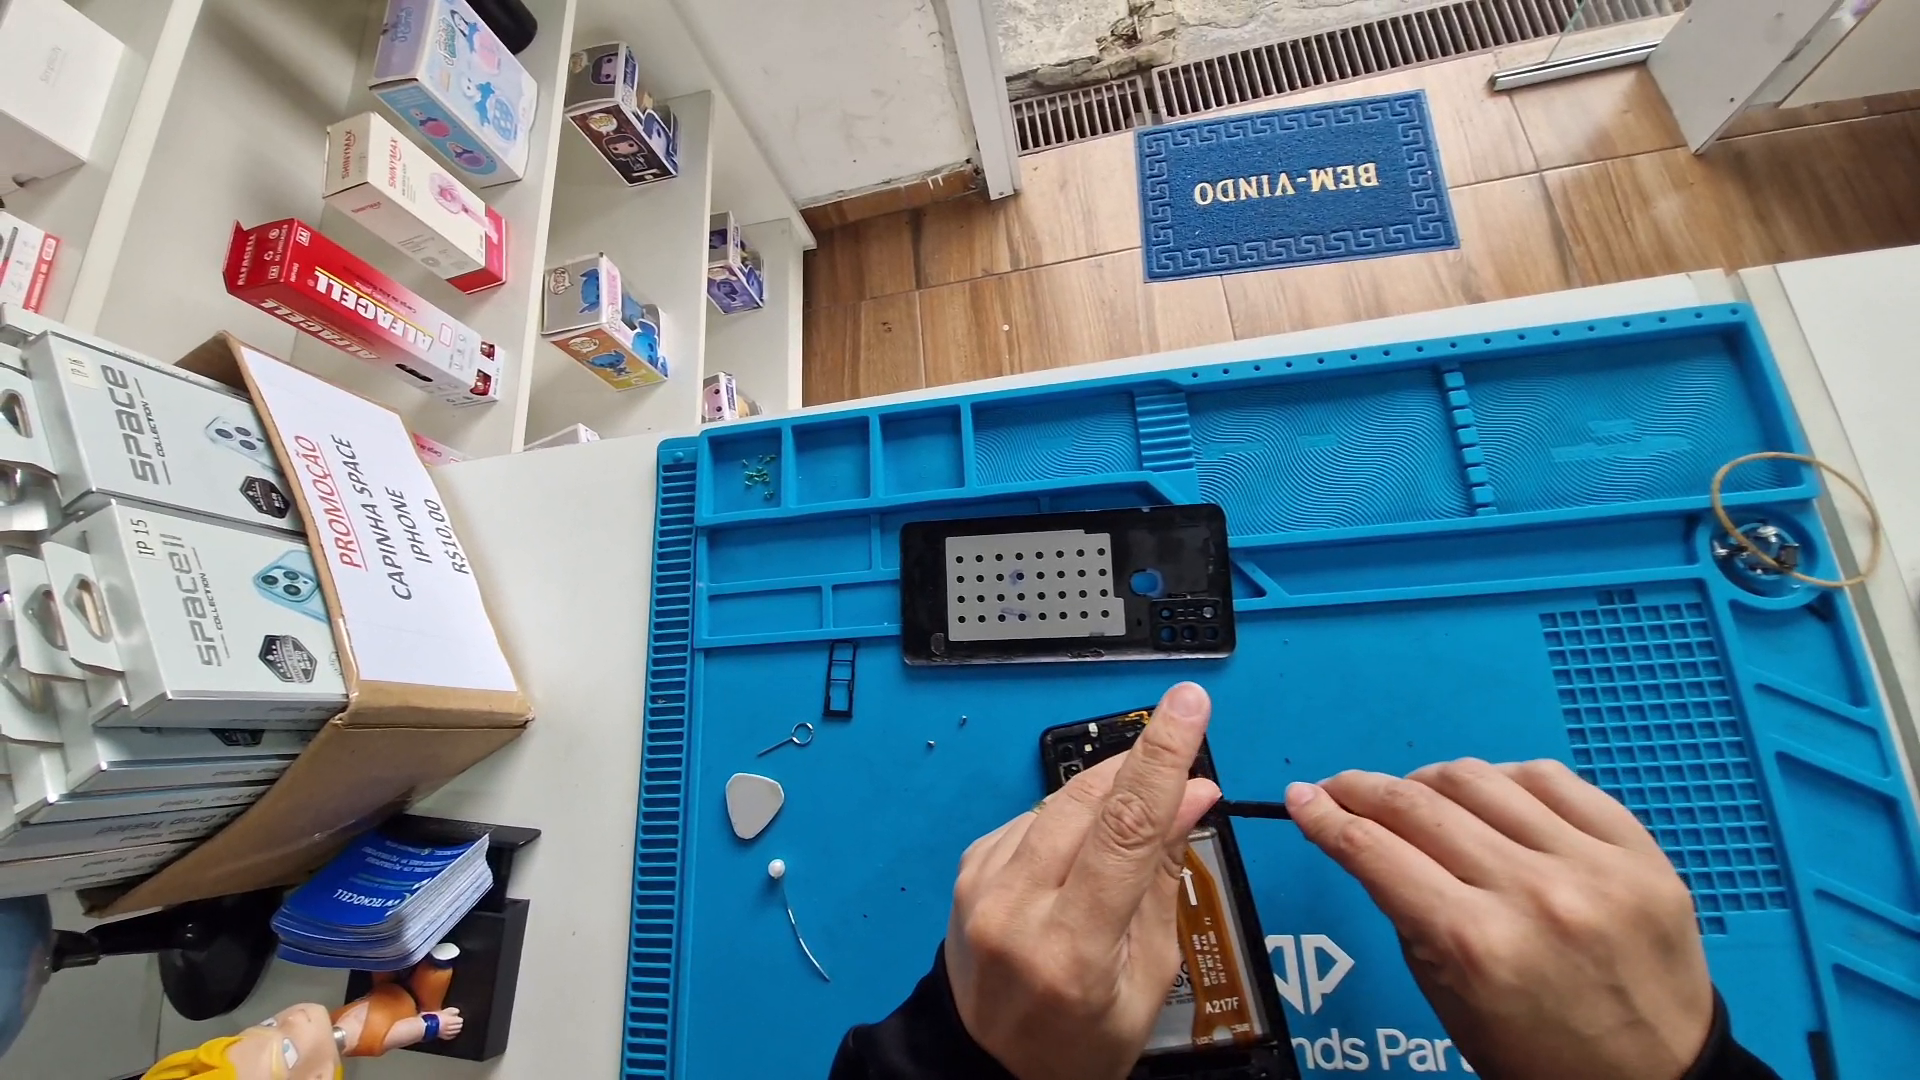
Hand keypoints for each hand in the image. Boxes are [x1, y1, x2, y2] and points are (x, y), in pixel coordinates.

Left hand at [946, 683, 1221, 1079]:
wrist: (983, 1060)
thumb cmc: (1079, 1039)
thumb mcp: (1146, 981)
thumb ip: (1164, 880)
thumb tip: (1192, 795)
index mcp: (1072, 947)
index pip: (1126, 830)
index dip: (1162, 759)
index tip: (1188, 707)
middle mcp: (1016, 903)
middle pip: (1086, 799)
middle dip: (1137, 763)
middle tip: (1178, 743)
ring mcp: (983, 879)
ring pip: (1058, 800)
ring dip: (1104, 793)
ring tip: (1133, 816)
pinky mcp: (970, 862)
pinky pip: (1033, 816)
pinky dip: (1067, 818)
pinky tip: (1081, 848)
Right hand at [1286, 759, 1712, 1079]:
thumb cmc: (1532, 1047)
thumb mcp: (1440, 985)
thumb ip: (1397, 897)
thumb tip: (1350, 825)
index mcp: (1476, 944)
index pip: (1371, 849)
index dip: (1324, 815)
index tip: (1302, 797)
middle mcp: (1534, 896)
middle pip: (1413, 804)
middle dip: (1359, 788)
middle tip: (1340, 789)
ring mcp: (1594, 869)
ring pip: (1472, 777)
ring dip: (1426, 782)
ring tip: (1421, 801)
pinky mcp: (1640, 853)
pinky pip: (1546, 776)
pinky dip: (1501, 779)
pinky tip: (1490, 802)